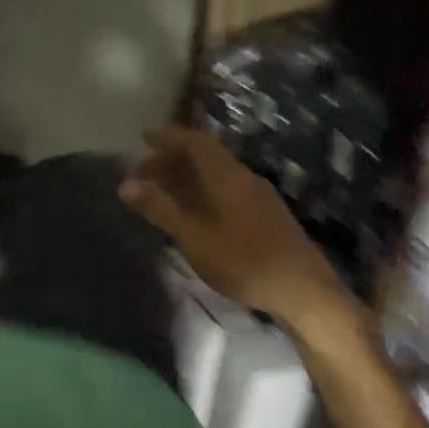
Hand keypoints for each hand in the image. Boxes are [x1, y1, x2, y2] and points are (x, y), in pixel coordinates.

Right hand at [119, 125, 351, 323]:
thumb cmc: (243, 260)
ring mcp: (257, 197)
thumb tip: (124, 185)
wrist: (303, 290)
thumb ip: (160, 208)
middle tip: (141, 176)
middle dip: (170, 161)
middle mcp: (244, 179)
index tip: (143, 137)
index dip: (169, 137)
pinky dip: (199, 192)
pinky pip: (224, 190)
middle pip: (204, 157)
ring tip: (158, 194)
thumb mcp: (193, 236)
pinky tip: (189, 212)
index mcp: (227, 177)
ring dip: (184, 178)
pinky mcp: (263, 215)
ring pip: (214, 176)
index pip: (196, 143)